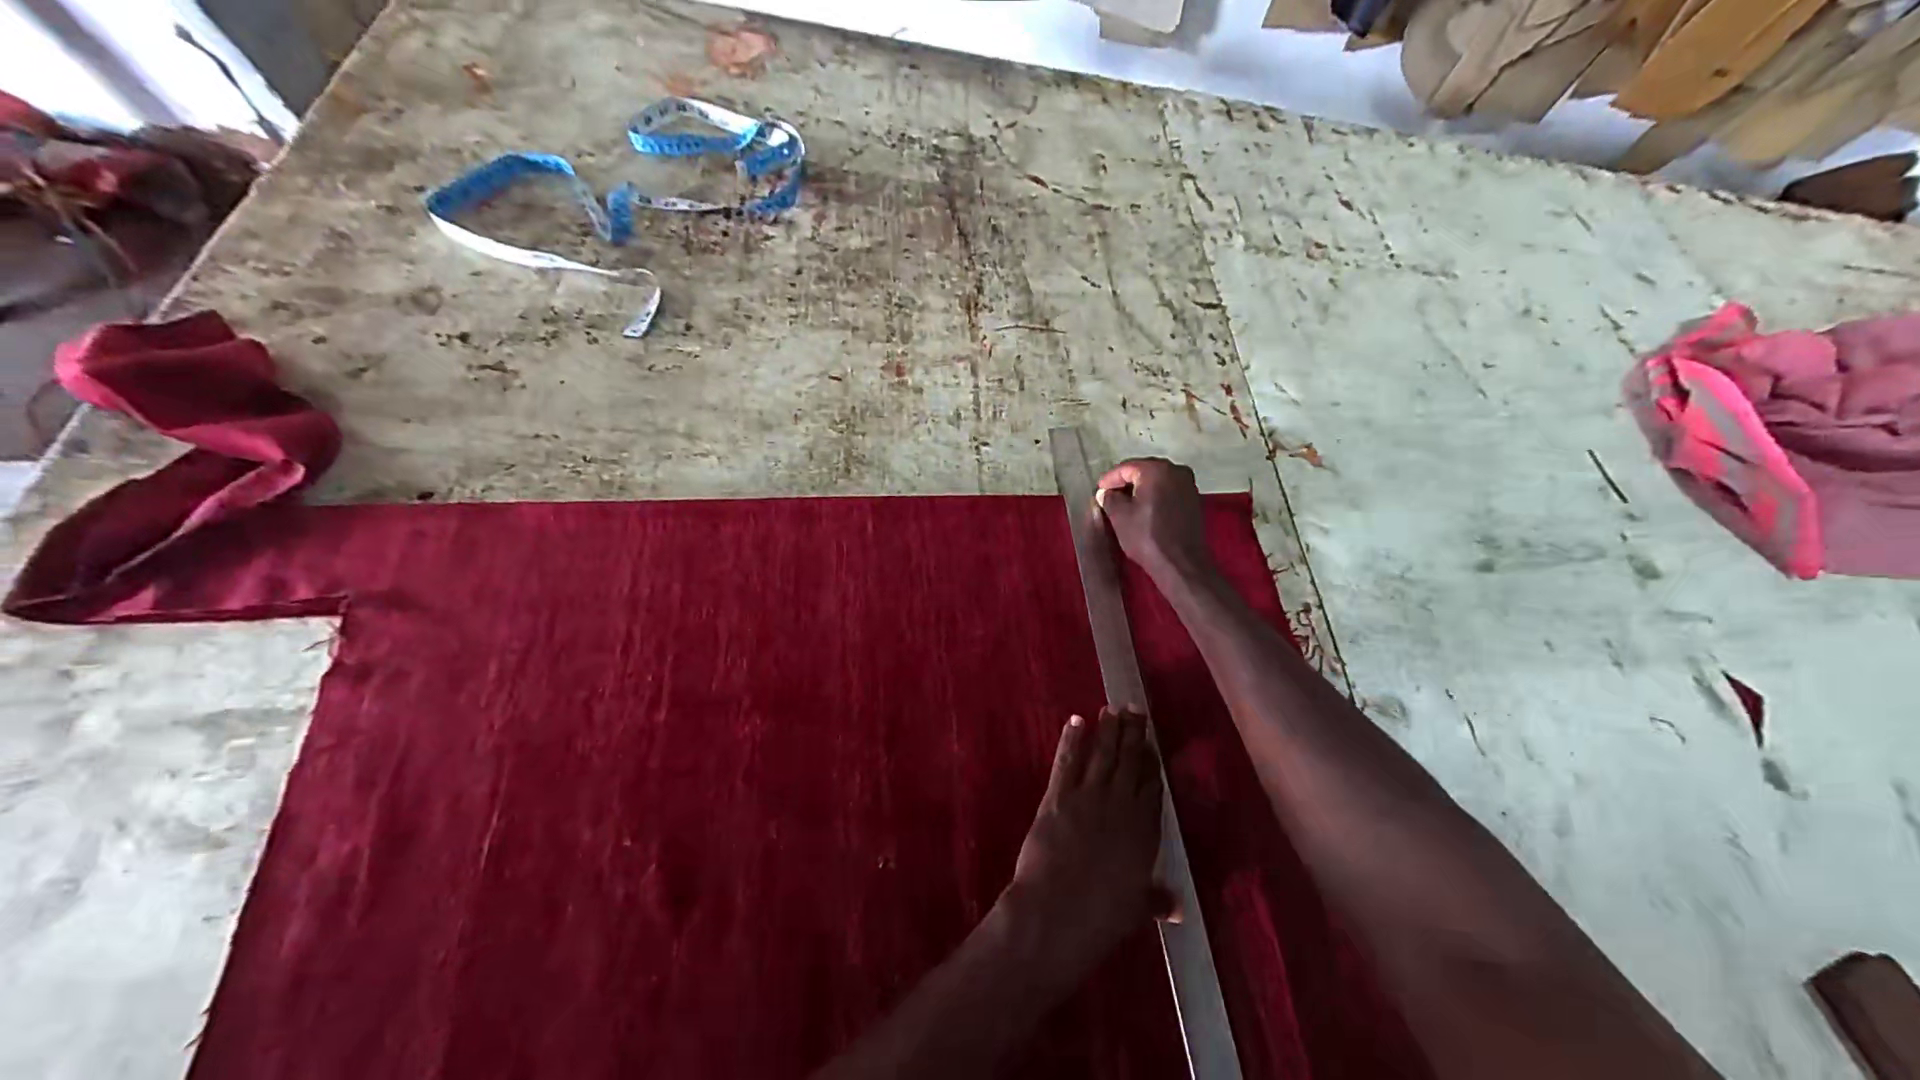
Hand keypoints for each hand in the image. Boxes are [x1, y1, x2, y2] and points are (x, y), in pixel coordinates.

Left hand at [999, 708, 1165, 976]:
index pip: (1152, 788)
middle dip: (1134, 734)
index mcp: (1144, 831)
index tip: (1151, 746)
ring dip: (1108, 730)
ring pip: (1103, 755)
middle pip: (1130, 762)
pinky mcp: (1059, 795)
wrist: (1060, 909)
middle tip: (1135, 709)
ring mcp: (1089, 796)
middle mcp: (1121, 806)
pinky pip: (1068, 760)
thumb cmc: (1103, 914)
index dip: (1151, 764)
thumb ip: (1155, 900)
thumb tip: (1177, 910)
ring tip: (1112, 708)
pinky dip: (1072, 739)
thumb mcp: (1136, 908)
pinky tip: (1076, 720)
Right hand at [1094, 458, 1215, 581]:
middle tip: (1109, 493)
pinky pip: (1168, 490)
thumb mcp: (1119, 516)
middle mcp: (1176, 471)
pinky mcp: (1193, 499)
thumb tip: (1106, 493)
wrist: (1180, 563)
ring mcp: (1188, 485)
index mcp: (1157, 470)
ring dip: (1140, 488)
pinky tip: (1143, 507)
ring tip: (1124, 501)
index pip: (1127, 467)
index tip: (1098, 489)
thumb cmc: (1147, 537)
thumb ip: (1110, 498)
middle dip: (1126, 481)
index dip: (1110, 478)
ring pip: (1157, 480)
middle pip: (1144, 470)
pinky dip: (1154, 495)